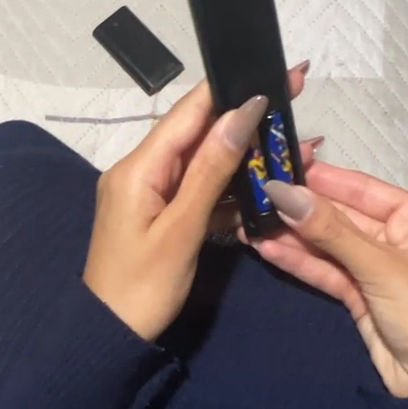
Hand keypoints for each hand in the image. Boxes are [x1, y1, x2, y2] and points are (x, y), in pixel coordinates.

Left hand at [83, 63, 309, 339]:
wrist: (111, 337)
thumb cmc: (142, 289)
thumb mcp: (181, 230)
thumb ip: (211, 171)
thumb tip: (241, 113)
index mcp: (138, 169)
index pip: (188, 113)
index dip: (231, 90)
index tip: (276, 72)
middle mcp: (140, 171)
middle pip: (197, 132)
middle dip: (246, 118)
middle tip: (295, 99)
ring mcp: (149, 193)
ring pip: (202, 162)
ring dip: (243, 154)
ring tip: (292, 143)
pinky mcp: (158, 214)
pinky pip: (196, 190)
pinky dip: (228, 187)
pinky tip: (263, 183)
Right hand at [251, 164, 407, 396]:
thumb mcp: (381, 266)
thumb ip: (330, 230)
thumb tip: (283, 192)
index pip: (363, 189)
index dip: (321, 179)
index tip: (278, 165)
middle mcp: (399, 237)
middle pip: (341, 217)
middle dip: (300, 209)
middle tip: (254, 195)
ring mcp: (377, 269)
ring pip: (329, 246)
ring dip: (292, 237)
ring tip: (249, 222)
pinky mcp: (360, 297)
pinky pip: (327, 271)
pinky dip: (299, 262)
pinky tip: (267, 249)